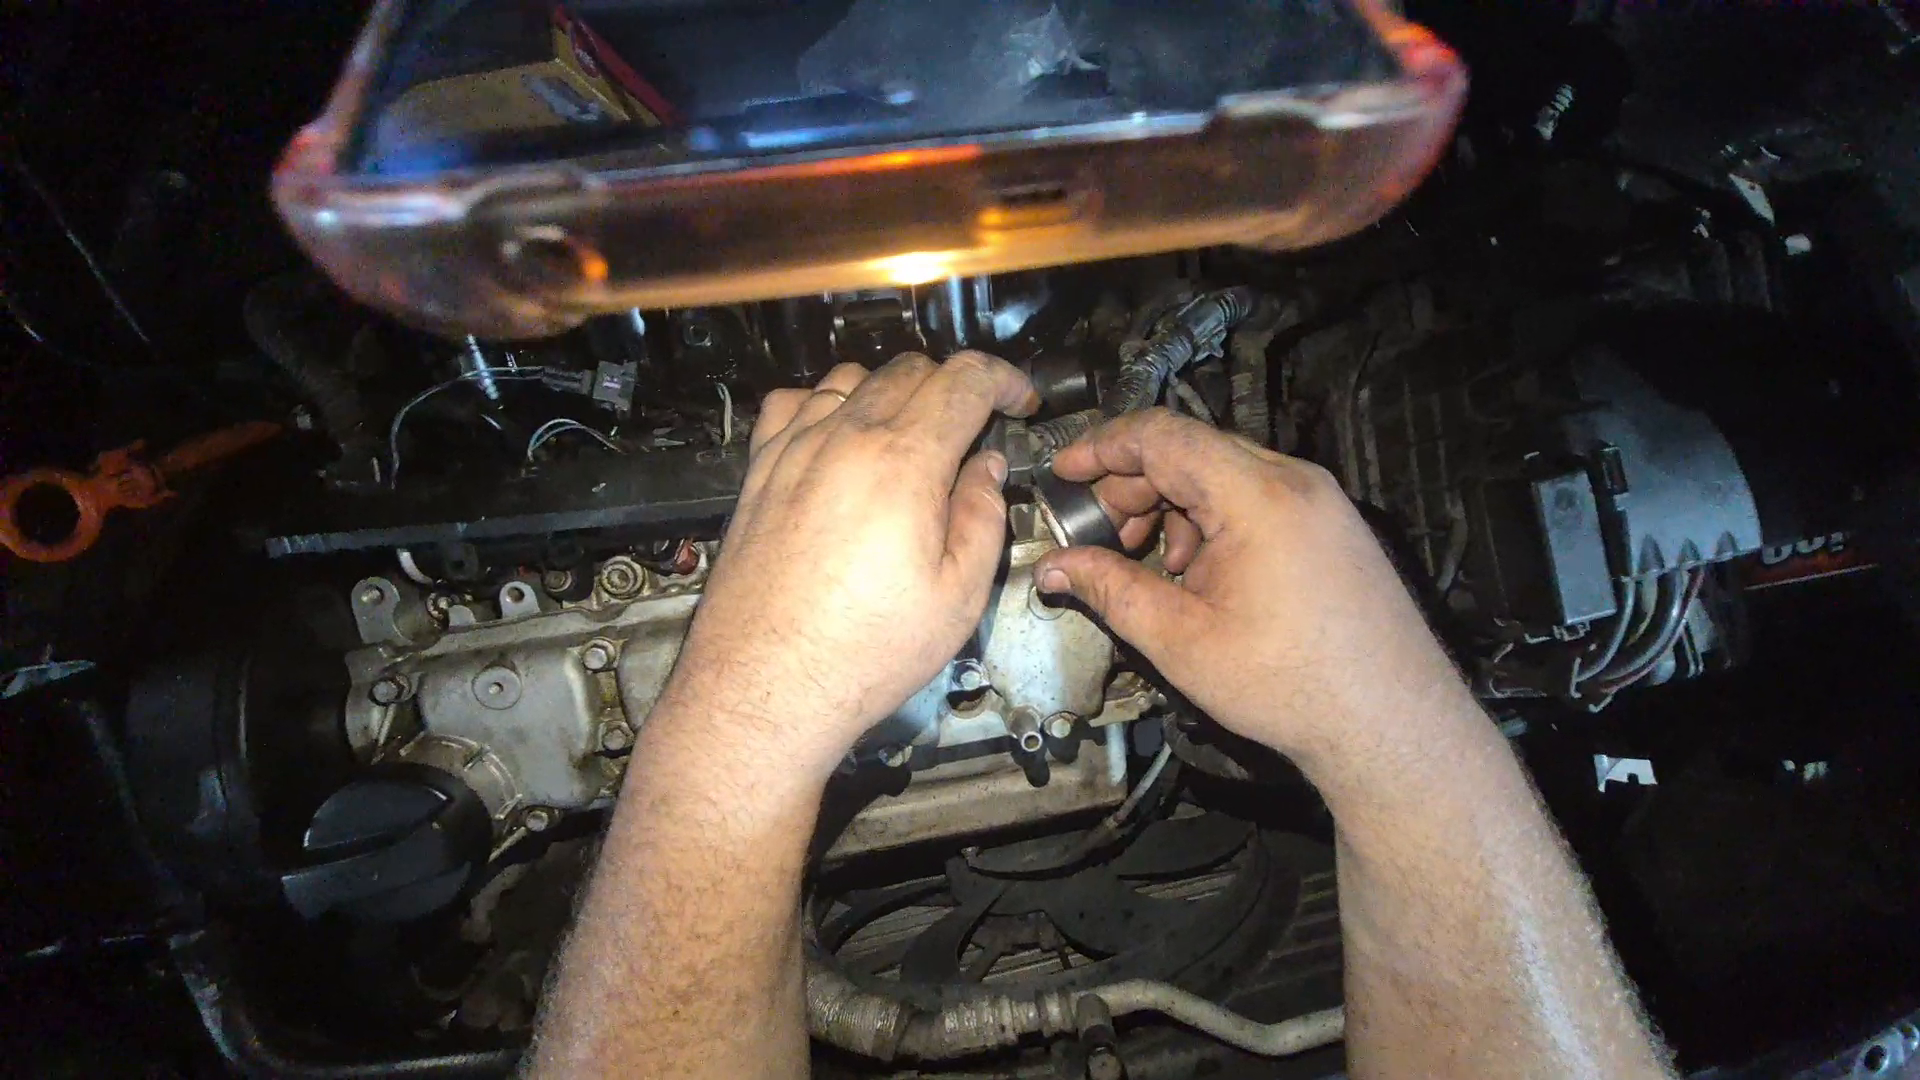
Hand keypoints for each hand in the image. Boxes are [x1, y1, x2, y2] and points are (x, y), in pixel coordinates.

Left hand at [658, 352, 1038, 778]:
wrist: (765, 688)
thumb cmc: (865, 651)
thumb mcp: (958, 595)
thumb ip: (982, 514)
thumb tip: (987, 466)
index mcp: (903, 462)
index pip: (964, 380)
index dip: (1004, 379)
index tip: (1018, 400)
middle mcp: (844, 439)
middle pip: (910, 370)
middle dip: (954, 388)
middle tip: (972, 430)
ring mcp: (793, 450)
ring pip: (851, 377)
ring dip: (893, 392)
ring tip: (909, 436)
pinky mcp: (758, 472)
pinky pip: (792, 403)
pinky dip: (826, 404)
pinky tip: (839, 438)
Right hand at [1033, 409, 1471, 772]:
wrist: (1392, 728)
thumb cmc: (1287, 685)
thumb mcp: (1179, 639)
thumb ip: (1107, 589)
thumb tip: (1050, 568)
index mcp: (1256, 496)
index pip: (1162, 436)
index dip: (1102, 447)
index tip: (1063, 472)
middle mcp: (1293, 480)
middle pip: (1189, 452)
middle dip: (1130, 486)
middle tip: (1097, 534)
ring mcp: (1318, 500)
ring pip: (1218, 474)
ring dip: (1168, 505)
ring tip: (1145, 560)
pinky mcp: (1328, 523)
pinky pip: (1250, 497)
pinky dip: (1206, 520)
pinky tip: (1194, 571)